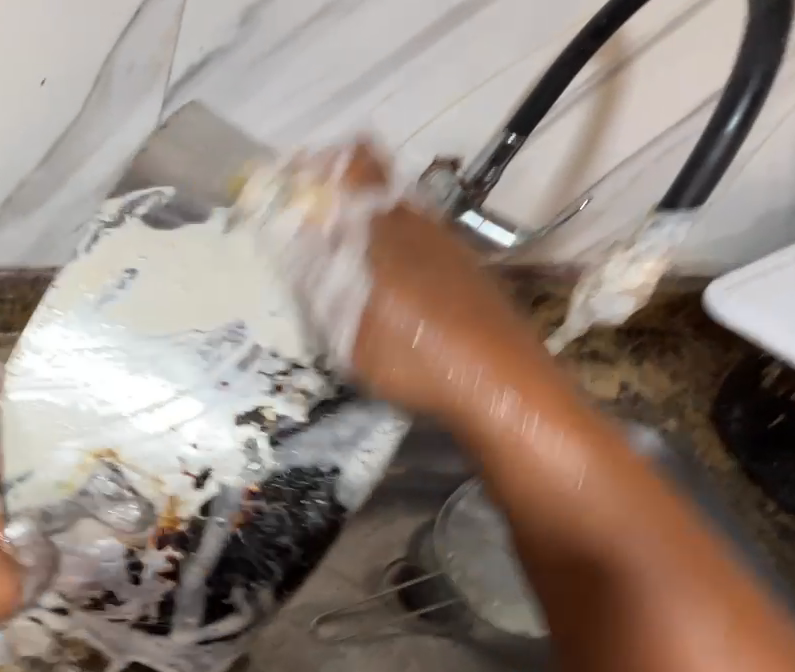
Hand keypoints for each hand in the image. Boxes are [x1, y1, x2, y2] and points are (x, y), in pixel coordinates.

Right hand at [247, 143, 557, 426]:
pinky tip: (379, 303)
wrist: (502, 386)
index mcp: (388, 228)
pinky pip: (414, 248)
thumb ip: (319, 280)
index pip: (357, 161)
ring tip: (335, 280)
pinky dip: (387, 261)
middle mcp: (421, 224)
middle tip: (304, 244)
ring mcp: (448, 247)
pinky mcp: (464, 273)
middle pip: (374, 193)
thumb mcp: (348, 327)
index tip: (292, 183)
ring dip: (361, 239)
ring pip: (395, 223)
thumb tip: (294, 239)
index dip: (322, 163)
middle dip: (334, 209)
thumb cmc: (416, 356)